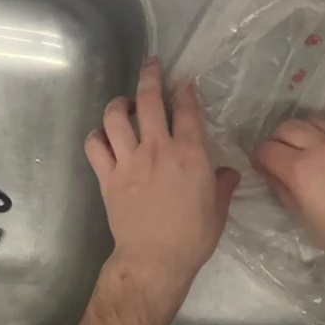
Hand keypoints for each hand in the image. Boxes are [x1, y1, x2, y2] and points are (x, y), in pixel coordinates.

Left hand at [85, 59, 240, 305]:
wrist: (155, 260)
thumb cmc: (192, 237)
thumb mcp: (218, 210)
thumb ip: (223, 185)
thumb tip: (229, 173)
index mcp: (190, 154)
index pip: (187, 111)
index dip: (185, 91)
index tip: (183, 82)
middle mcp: (158, 148)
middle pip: (150, 100)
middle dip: (150, 76)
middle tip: (151, 65)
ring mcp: (129, 160)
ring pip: (116, 117)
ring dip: (119, 104)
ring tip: (124, 103)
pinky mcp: (108, 175)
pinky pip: (95, 146)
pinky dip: (96, 136)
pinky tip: (102, 135)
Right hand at [250, 118, 324, 297]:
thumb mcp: (305, 220)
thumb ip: (283, 190)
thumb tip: (272, 173)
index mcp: (301, 171)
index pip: (267, 150)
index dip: (260, 158)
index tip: (262, 167)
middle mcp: (322, 147)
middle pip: (287, 127)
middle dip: (278, 140)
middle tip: (281, 157)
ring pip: (314, 120)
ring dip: (303, 132)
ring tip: (307, 150)